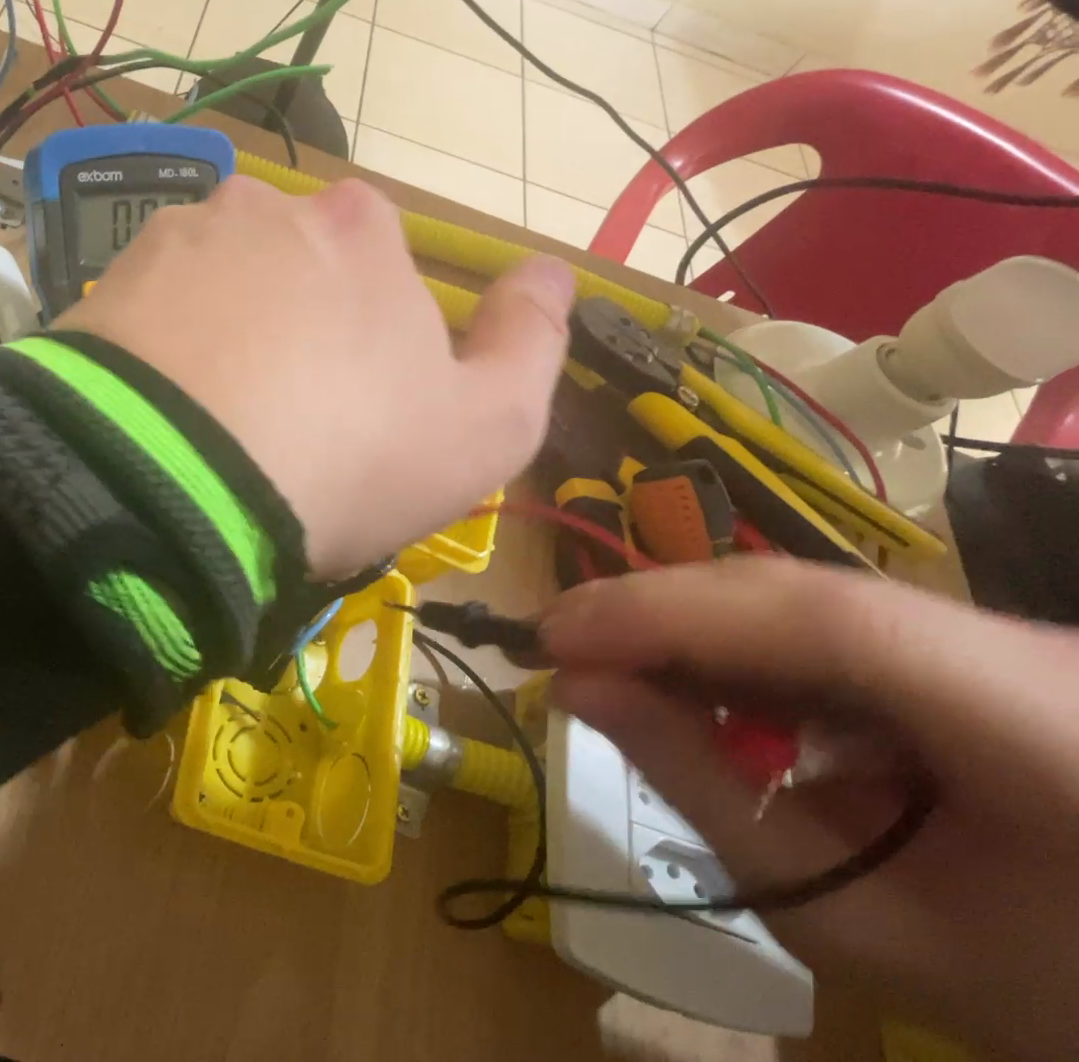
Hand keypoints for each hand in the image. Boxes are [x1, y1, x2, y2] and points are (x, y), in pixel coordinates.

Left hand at [56, 175, 574, 576]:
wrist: (177, 486)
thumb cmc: (347, 459)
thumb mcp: (484, 428)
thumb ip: (529, 344)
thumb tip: (549, 274)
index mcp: (362, 230)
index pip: (377, 274)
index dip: (369, 347)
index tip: (347, 418)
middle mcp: (265, 209)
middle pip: (289, 276)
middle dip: (289, 337)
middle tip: (272, 429)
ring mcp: (174, 241)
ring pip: (213, 292)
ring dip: (217, 343)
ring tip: (207, 428)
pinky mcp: (103, 286)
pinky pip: (144, 317)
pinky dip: (154, 356)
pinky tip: (153, 413)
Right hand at [541, 556, 1078, 1061]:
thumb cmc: (1015, 985)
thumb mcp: (851, 917)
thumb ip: (703, 792)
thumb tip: (578, 688)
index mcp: (1046, 729)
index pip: (832, 626)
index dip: (673, 614)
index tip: (553, 638)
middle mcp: (1033, 653)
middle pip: (809, 593)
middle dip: (660, 609)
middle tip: (549, 640)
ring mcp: (1007, 641)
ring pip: (809, 600)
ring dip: (687, 626)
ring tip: (594, 658)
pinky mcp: (973, 649)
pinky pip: (829, 628)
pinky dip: (734, 649)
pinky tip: (684, 682)